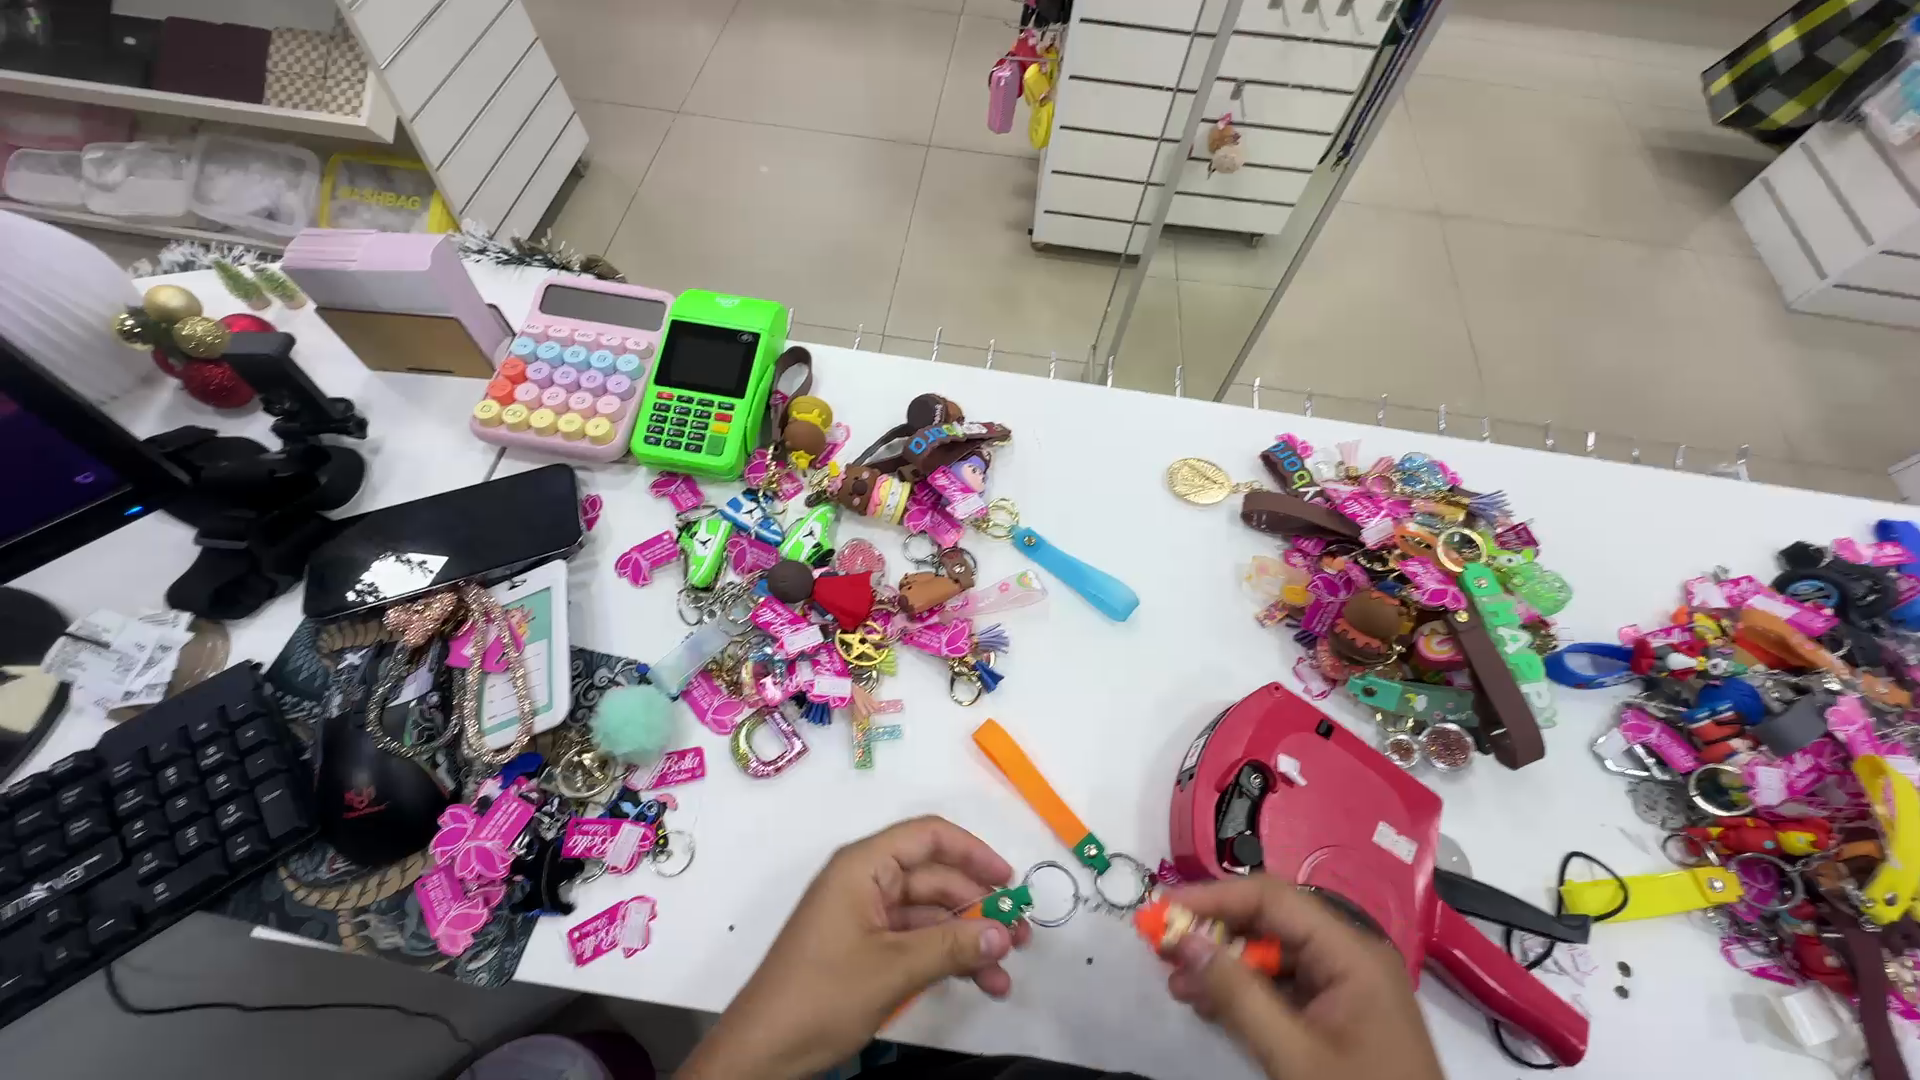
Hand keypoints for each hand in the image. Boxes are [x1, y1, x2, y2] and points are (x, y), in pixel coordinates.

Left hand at [679, 816, 1032, 1079]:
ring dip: (967, 940)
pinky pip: (916, 940)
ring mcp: (865, 915)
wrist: (762, 1052)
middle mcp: (866, 880)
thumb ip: (952, 947)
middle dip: (978, 907)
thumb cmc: (822, 995)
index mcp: (863, 865)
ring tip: (1005, 972)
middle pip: (934, 878)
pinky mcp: (865, 946)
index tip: (1008, 881)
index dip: (972, 852)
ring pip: (930, 914)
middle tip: (1020, 937)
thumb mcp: (893, 969)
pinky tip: (978, 982)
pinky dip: (946, 958)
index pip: (928, 836)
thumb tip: (1004, 933)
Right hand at [1161, 877, 1444, 1079]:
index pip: (1271, 898)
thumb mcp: (1293, 1055)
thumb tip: (1183, 939)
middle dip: (1213, 933)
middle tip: (1160, 945)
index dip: (1213, 897)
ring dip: (1221, 965)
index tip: (1163, 908)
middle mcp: (1349, 956)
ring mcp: (1345, 987)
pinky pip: (1280, 986)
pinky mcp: (1336, 1015)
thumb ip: (1236, 994)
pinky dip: (1242, 992)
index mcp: (1351, 952)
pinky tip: (1204, 1003)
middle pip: (1268, 923)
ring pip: (1269, 955)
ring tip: (1174, 981)